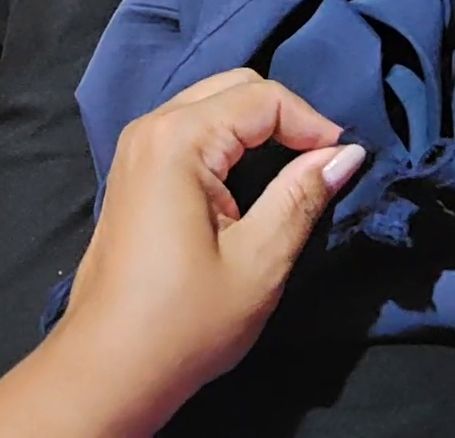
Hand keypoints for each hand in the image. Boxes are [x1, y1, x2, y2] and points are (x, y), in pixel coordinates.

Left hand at [0, 70, 360, 434]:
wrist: (108, 367)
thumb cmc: (184, 320)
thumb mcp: (258, 262)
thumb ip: (302, 196)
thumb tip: (346, 154)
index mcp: (178, 138)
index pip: (261, 98)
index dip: (312, 123)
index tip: (346, 161)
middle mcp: (152, 125)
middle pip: (234, 87)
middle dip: (286, 116)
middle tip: (323, 161)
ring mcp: (138, 143)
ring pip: (212, 102)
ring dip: (258, 125)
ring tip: (295, 166)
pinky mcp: (135, 165)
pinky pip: (192, 125)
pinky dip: (230, 137)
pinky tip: (251, 173)